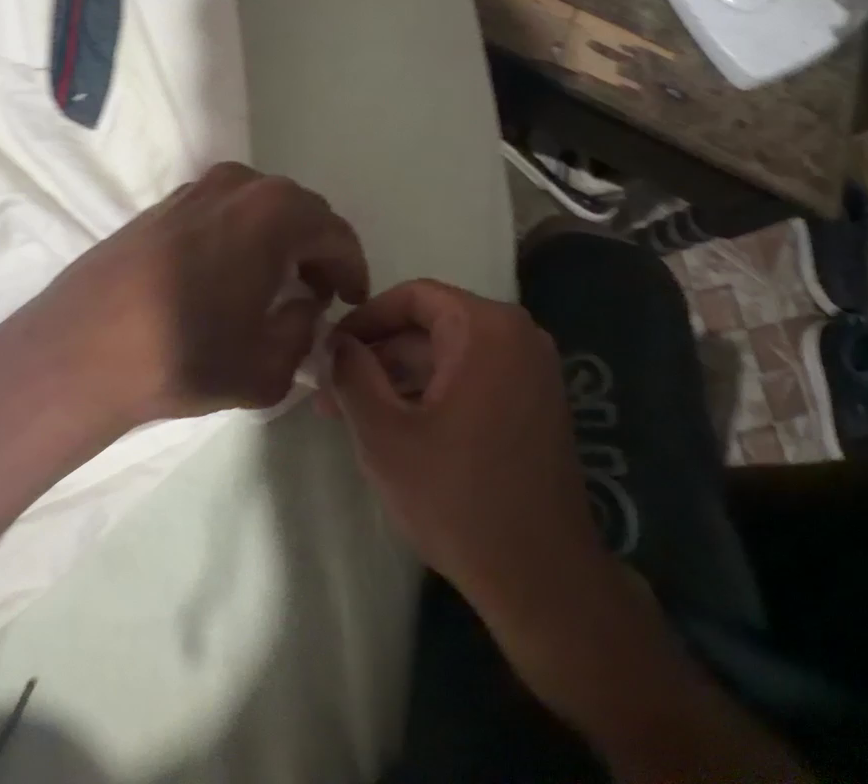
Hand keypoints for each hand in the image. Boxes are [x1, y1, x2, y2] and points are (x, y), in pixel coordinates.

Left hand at [0, 163, 367, 444]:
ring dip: (276, 240)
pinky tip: (225, 277)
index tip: (351, 300)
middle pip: (298, 212)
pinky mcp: (158, 207)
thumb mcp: (269, 367)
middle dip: (315, 250)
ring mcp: (193, 190)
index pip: (336, 234)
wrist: (80, 352)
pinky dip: (238, 237)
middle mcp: (238, 185)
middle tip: (317, 292)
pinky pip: (220, 213)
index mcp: (276, 213)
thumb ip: (302, 331)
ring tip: (272, 284)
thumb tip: (301, 308)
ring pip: (256, 208)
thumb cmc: (186, 357)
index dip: (352, 270)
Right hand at [324, 279, 608, 621]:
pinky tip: (398, 429)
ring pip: (453, 356)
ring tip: (354, 416)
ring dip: (402, 379)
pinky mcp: (538, 405)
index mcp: (487, 329)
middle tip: (331, 393)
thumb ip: (352, 375)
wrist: (539, 571)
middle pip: (433, 325)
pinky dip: (435, 394)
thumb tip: (335, 344)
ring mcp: (536, 372)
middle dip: (378, 356)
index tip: (328, 352)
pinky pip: (477, 379)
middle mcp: (520, 337)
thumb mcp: (384, 434)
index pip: (414, 297)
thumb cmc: (455, 497)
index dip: (364, 319)